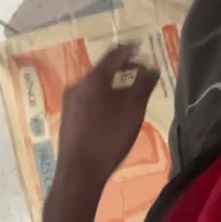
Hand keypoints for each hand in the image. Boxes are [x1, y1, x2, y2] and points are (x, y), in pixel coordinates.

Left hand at [55, 43, 159, 193]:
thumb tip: (152, 68)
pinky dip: (103, 96)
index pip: (113, 55)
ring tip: (129, 91)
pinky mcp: (68, 119)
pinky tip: (113, 110)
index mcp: (93, 78)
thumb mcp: (134, 108)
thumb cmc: (109, 137)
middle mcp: (78, 85)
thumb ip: (144, 84)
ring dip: (113, 84)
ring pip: (95, 85)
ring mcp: (70, 103)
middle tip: (139, 71)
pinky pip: (88, 99)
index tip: (140, 48)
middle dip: (122, 68)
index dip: (129, 50)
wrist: (79, 173)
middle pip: (102, 70)